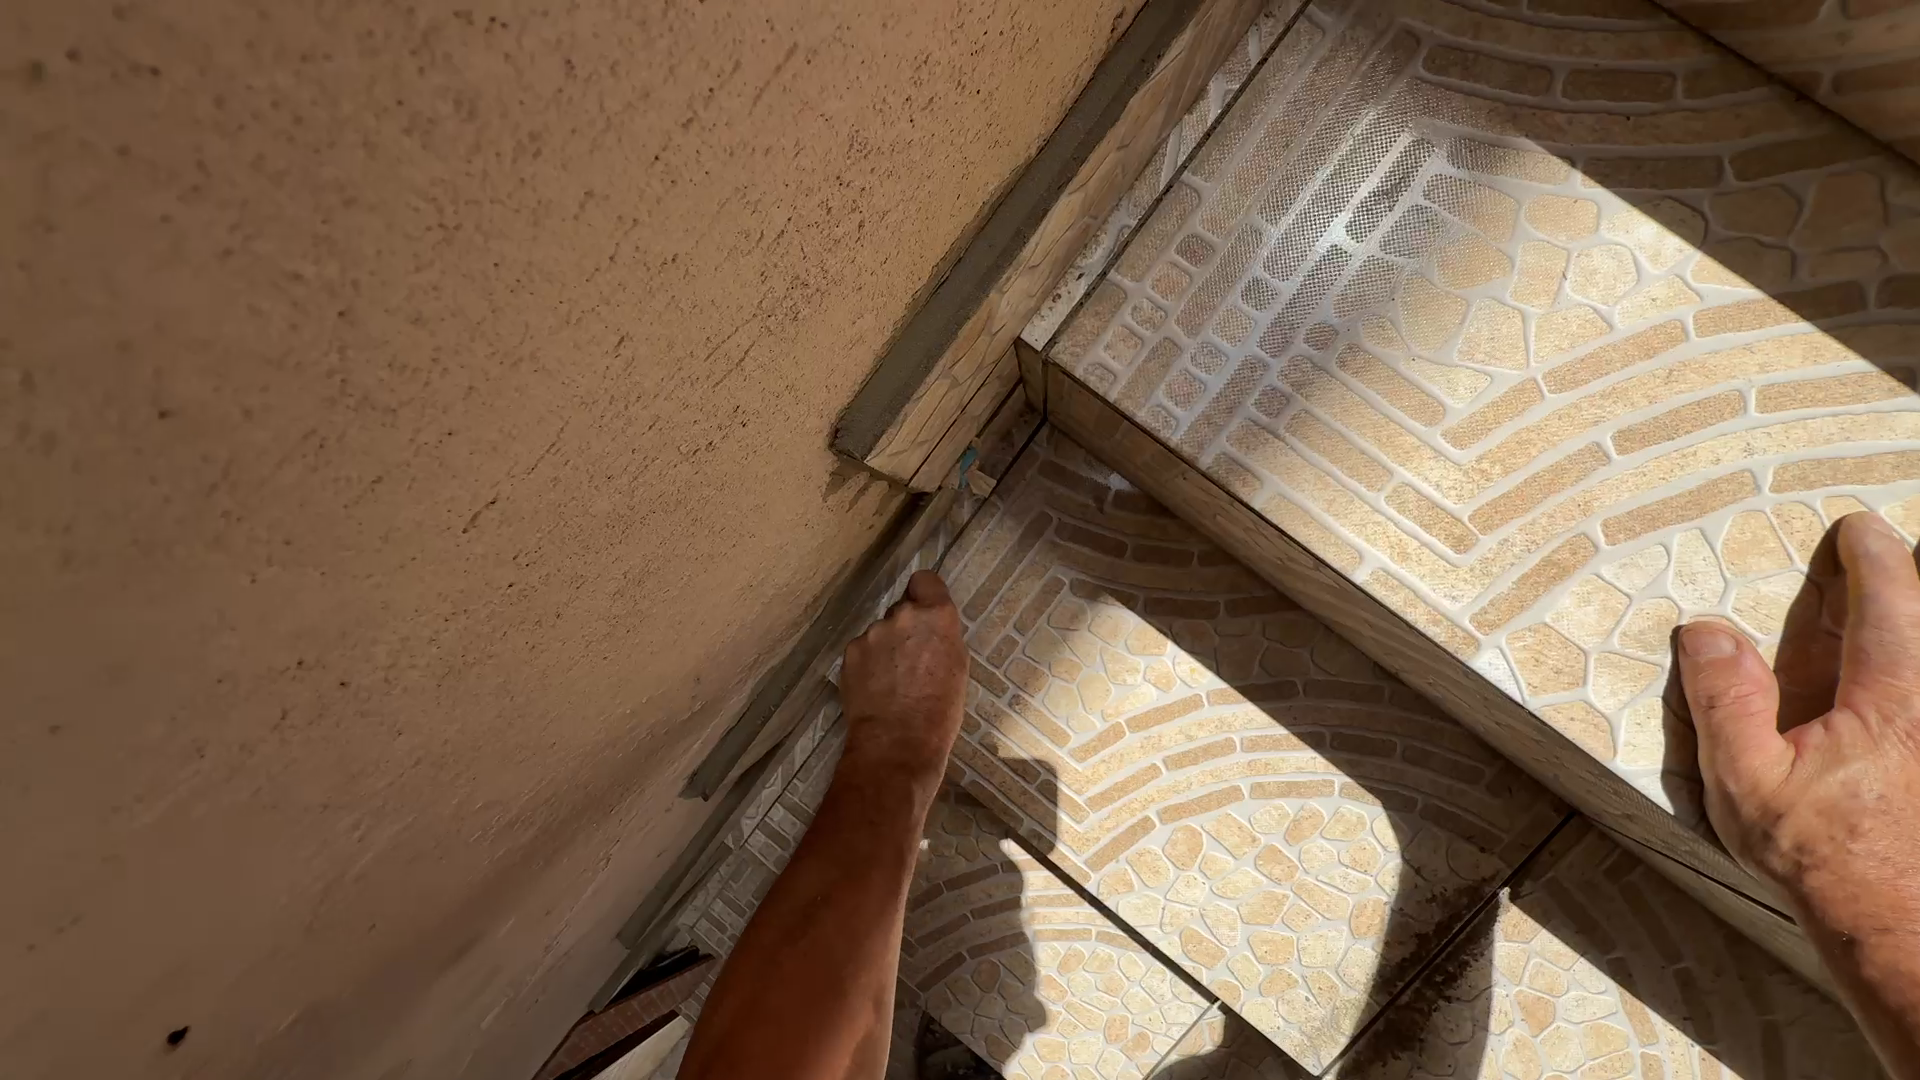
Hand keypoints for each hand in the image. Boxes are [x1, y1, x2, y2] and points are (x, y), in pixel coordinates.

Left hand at [838, 570, 968, 788]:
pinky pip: (862, 650)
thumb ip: (942, 636)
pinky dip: (867, 663)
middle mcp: (903, 615)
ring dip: (885, 647)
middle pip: (902, 609)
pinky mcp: (850, 652)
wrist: (897, 742)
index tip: (926, 611)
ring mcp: (872, 633)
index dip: (925, 594)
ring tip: (891, 680)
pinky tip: (875, 687)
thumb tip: (930, 631)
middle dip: (906, 627)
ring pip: (881, 631)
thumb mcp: (957, 666)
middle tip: (911, 658)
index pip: (925, 580)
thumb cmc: (940, 710)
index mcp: (936, 615)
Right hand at [1677, 511, 1919, 1075]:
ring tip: (1917, 603)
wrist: (1908, 937)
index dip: (1874, 562)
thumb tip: (1707, 630)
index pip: (1890, 610)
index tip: (1859, 529)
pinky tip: (1897, 677)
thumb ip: (1724, 697)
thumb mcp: (1743, 777)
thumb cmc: (1822, 857)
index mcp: (1892, 707)